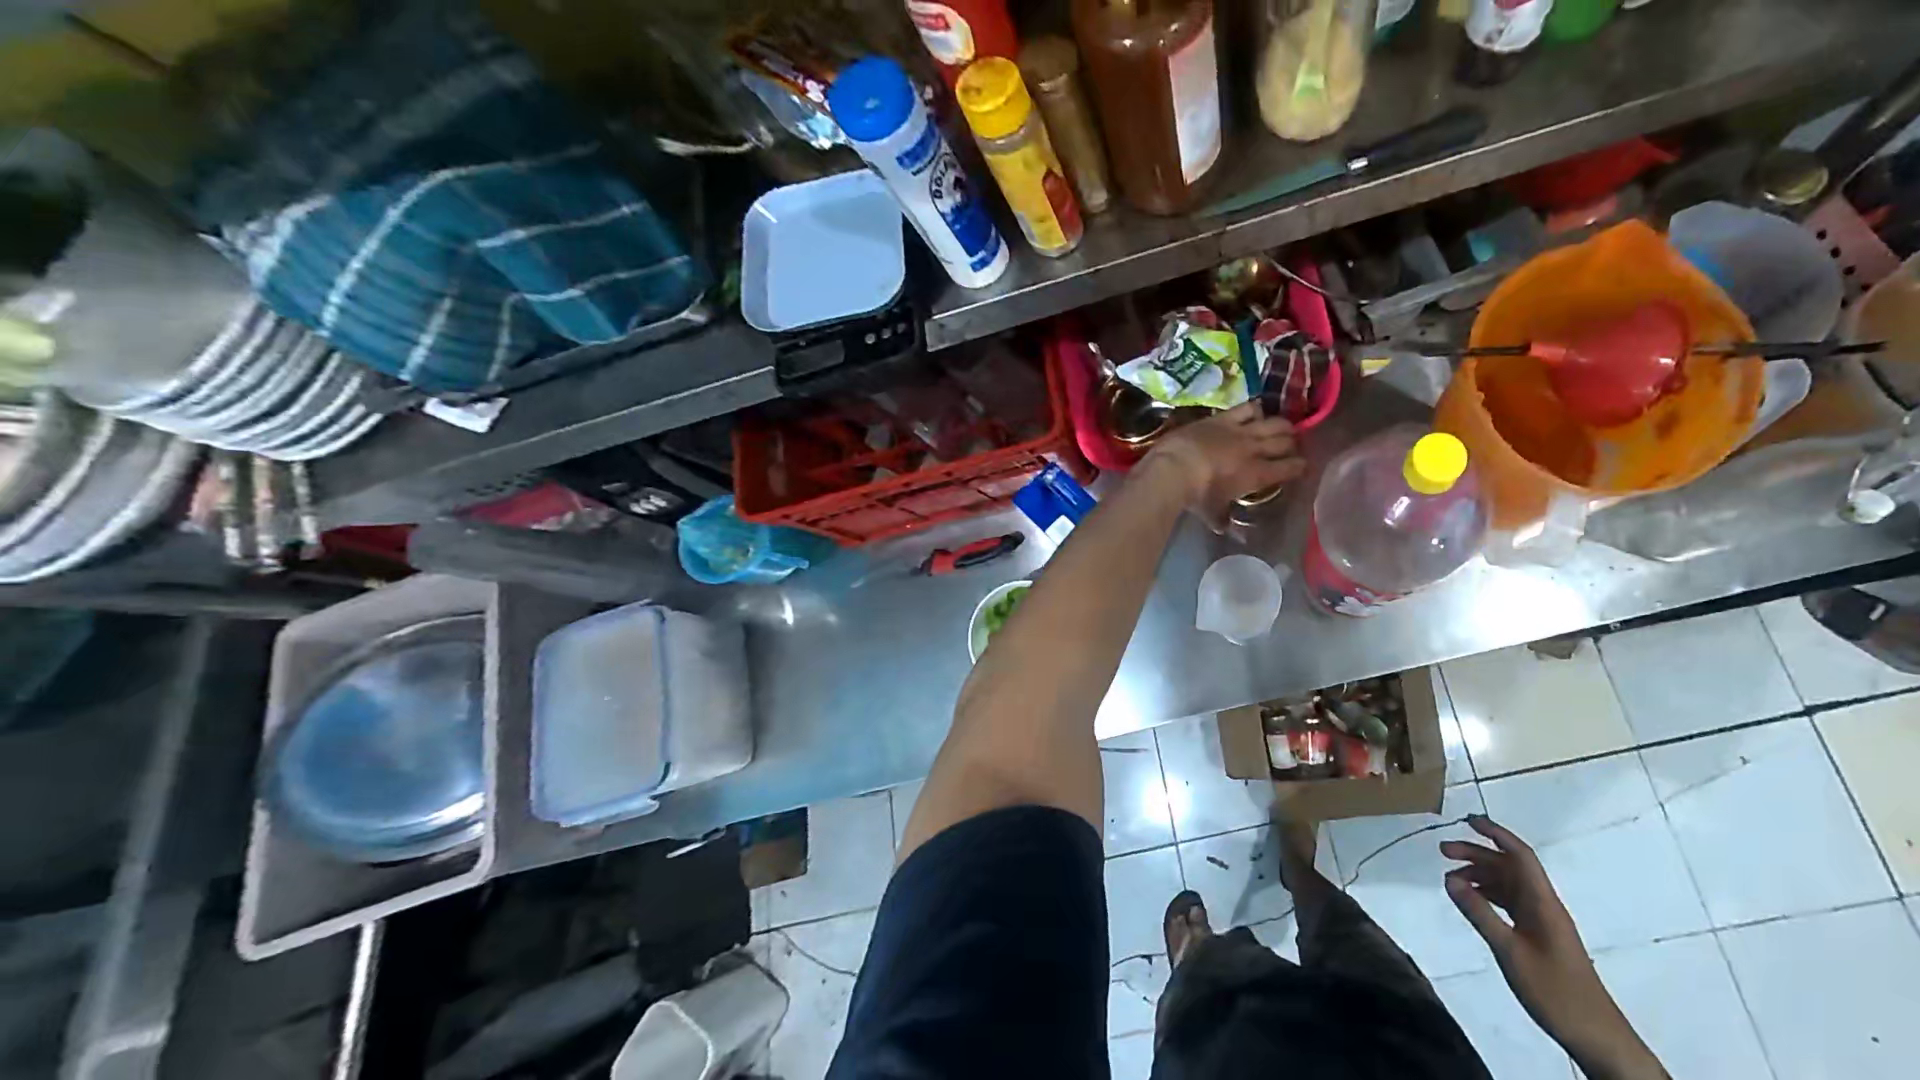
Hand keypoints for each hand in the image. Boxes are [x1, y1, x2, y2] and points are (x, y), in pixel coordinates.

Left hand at [1141, 402, 1305, 526]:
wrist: (1174, 468)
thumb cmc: (1195, 495)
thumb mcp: (1210, 511)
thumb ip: (1220, 518)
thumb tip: (1222, 527)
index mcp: (1257, 475)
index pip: (1290, 468)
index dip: (1299, 466)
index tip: (1302, 466)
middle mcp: (1255, 450)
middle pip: (1285, 442)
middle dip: (1292, 444)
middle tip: (1291, 446)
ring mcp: (1240, 431)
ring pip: (1274, 422)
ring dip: (1281, 425)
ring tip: (1281, 428)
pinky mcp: (1223, 418)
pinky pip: (1248, 408)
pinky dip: (1255, 410)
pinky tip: (1256, 412)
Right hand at [1442, 816, 1666, 1079]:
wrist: (1596, 1036)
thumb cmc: (1555, 991)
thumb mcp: (1509, 951)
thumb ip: (1479, 913)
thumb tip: (1449, 878)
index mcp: (1544, 905)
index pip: (1520, 857)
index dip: (1496, 834)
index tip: (1467, 820)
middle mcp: (1545, 906)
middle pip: (1510, 868)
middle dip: (1477, 853)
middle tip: (1442, 852)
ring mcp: (1543, 922)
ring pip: (1509, 885)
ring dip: (1480, 875)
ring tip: (1450, 879)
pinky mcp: (1539, 937)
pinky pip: (1511, 903)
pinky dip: (1488, 894)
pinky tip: (1471, 900)